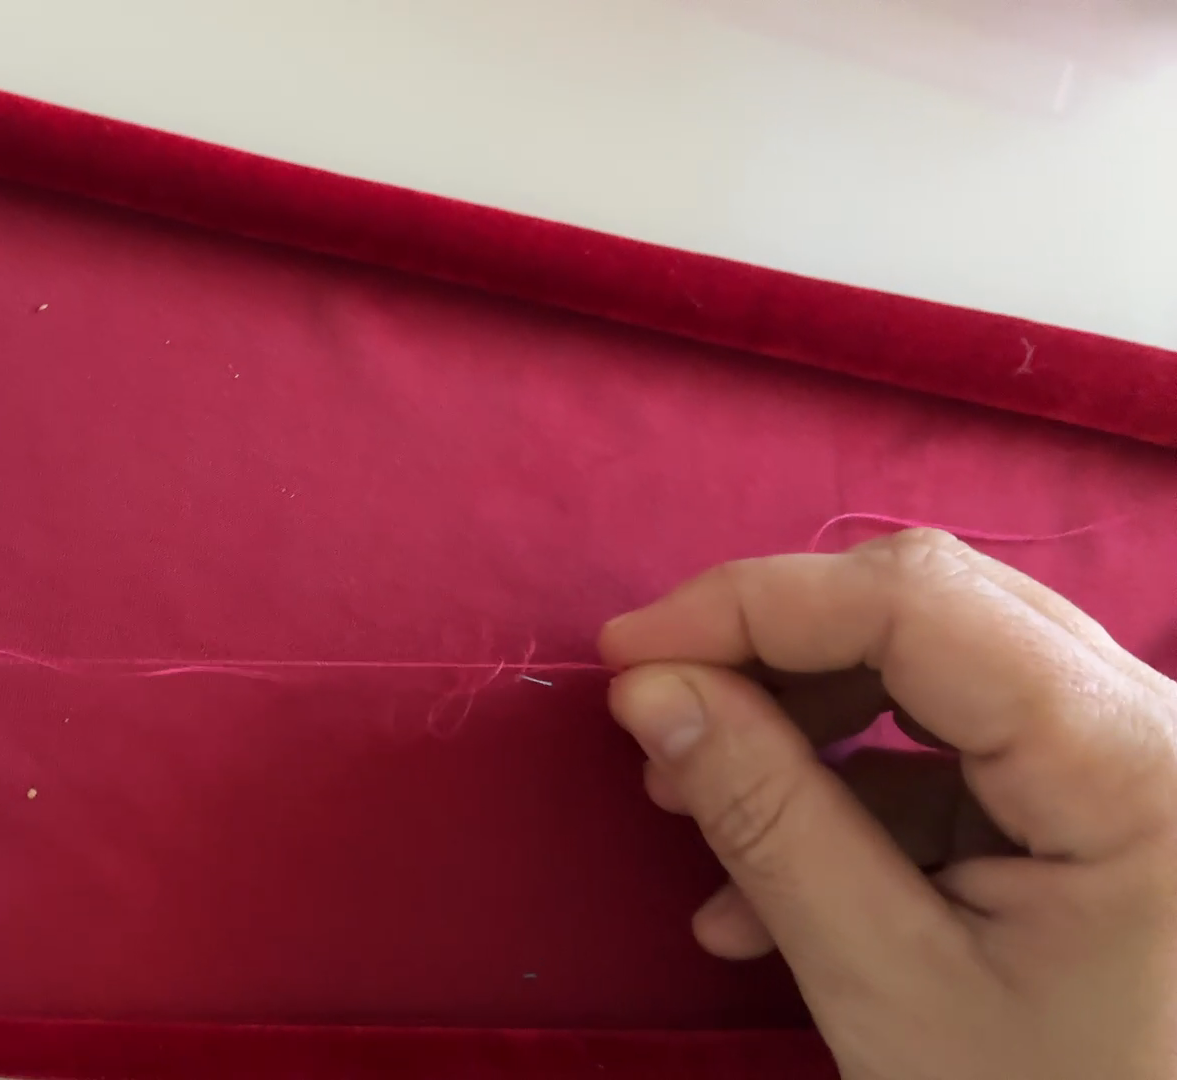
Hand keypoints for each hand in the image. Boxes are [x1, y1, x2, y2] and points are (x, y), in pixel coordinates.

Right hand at [602, 529, 1176, 1079]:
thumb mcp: (887, 979)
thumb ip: (759, 811)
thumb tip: (643, 690)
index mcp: (1147, 772)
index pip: (910, 602)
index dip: (742, 604)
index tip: (624, 651)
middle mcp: (1166, 735)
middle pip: (917, 610)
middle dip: (757, 651)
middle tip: (657, 701)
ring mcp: (1134, 765)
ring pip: (918, 667)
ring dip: (781, 717)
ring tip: (690, 794)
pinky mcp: (1095, 805)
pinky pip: (935, 745)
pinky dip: (829, 783)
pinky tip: (768, 870)